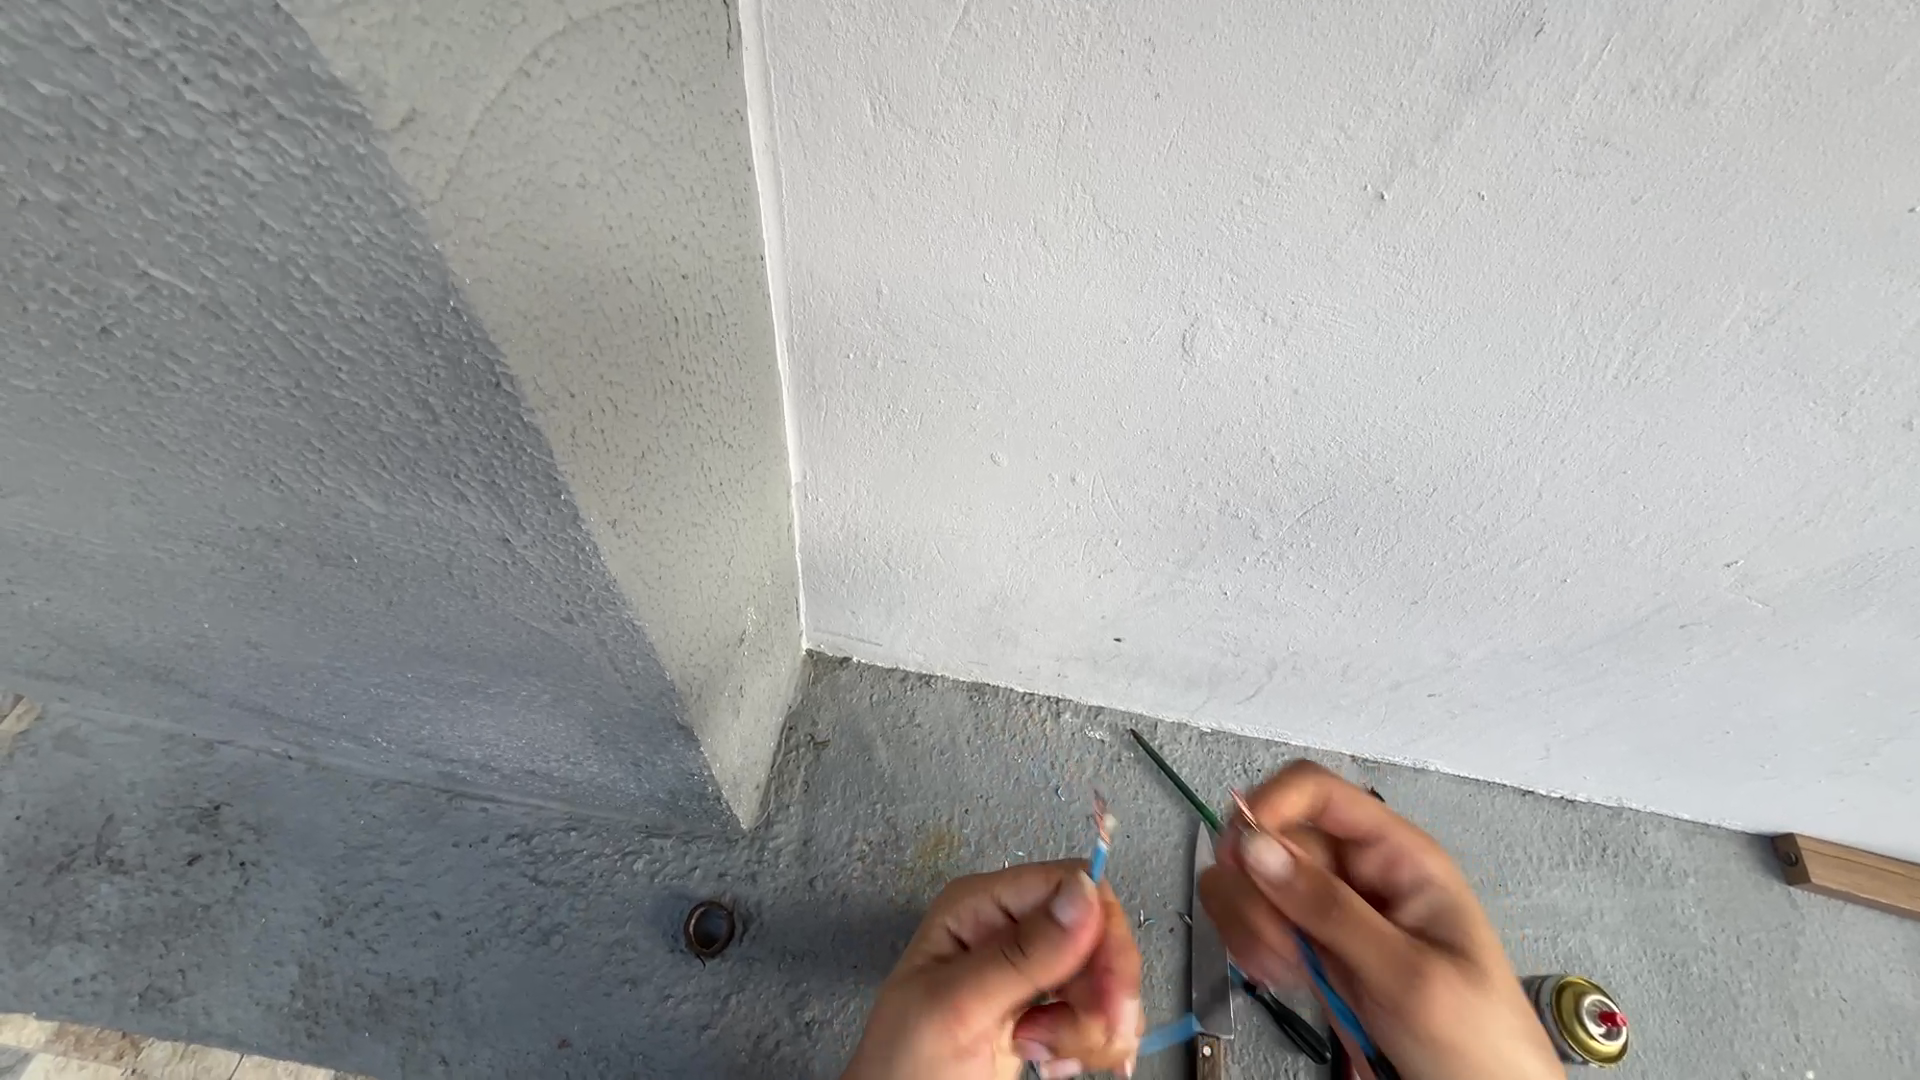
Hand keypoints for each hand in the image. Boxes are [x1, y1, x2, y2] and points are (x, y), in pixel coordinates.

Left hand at [843, 860, 1143, 1079]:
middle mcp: (1008, 926)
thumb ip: (1021, 952)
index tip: (1110, 993)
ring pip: (1101, 973)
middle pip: (1094, 928)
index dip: (1100, 931)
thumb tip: (1084, 891)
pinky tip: (1056, 1064)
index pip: (1067, 883)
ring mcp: (1027, 970)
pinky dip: (1091, 1042)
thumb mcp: (958, 1007)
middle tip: (1092, 1038)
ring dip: (1094, 1024)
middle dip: (1102, 988)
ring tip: (1048, 1056)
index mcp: (980, 904)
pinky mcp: (1043, 1010)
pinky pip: (1095, 1010)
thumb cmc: (906, 1069)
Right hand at [1198, 762, 1561, 1079]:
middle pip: (1269, 835)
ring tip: (1282, 969)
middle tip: (1280, 947)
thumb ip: (1330, 909)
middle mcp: (1351, 865)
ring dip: (1248, 918)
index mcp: (1393, 853)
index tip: (1242, 855)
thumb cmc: (1471, 1040)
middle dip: (1259, 889)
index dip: (1271, 804)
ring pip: (1246, 871)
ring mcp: (1322, 900)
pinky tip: (1276, 975)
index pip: (1315, 789)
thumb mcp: (1410, 977)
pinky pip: (1245, 910)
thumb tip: (1252, 844)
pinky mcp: (1300, 935)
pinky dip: (1244, 938)